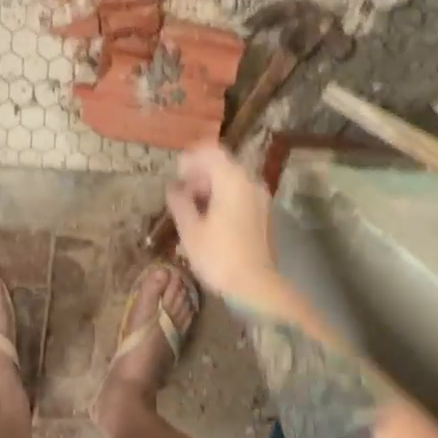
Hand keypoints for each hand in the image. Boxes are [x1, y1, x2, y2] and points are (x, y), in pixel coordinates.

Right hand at [167, 142, 278, 296]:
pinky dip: (225, 200)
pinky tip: (212, 221)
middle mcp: (250, 183)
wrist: (255, 286)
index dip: (190, 159)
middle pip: (223, 166)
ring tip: (195, 211)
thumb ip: (180, 203)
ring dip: (212, 189)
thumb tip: (173, 189)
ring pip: (233, 181)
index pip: (210, 152)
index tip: (176, 175)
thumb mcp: (191, 232)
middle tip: (182, 195)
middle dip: (200, 175)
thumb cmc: (218, 258)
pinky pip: (242, 196)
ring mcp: (261, 199)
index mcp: (232, 181)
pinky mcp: (265, 215)